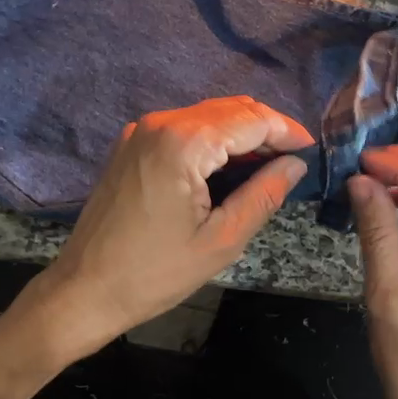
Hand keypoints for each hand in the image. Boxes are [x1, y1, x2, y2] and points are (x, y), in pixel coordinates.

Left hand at [27, 97, 313, 359]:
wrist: (84, 289)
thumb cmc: (155, 273)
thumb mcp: (221, 240)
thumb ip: (263, 195)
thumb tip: (295, 165)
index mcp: (184, 142)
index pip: (251, 119)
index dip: (287, 131)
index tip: (313, 150)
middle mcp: (161, 123)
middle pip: (229, 109)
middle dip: (266, 129)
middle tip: (295, 159)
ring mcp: (141, 131)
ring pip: (206, 116)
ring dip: (240, 133)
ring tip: (269, 164)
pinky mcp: (130, 145)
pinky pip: (183, 128)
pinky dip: (212, 140)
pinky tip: (228, 166)